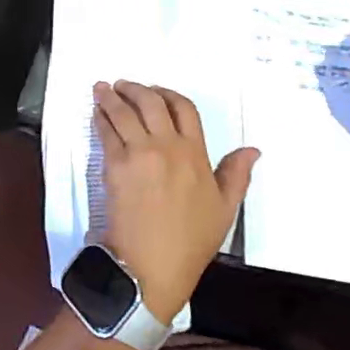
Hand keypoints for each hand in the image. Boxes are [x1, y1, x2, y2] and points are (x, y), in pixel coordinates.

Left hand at [92, 81, 258, 320]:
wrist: (151, 264)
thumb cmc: (190, 240)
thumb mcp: (225, 208)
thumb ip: (236, 174)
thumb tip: (252, 149)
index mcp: (195, 153)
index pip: (184, 108)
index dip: (169, 94)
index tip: (157, 91)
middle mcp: (166, 146)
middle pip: (150, 103)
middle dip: (135, 89)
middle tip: (124, 84)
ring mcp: (138, 154)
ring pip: (123, 113)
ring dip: (111, 97)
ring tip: (102, 89)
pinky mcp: (113, 166)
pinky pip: (106, 132)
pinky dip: (100, 118)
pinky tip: (97, 113)